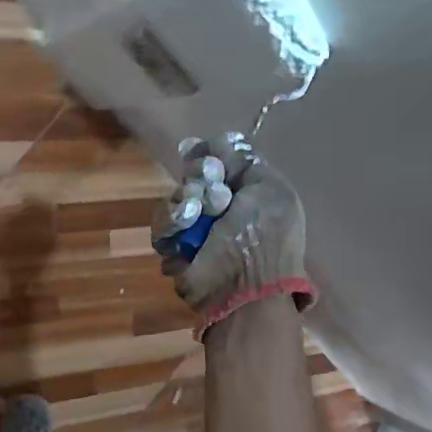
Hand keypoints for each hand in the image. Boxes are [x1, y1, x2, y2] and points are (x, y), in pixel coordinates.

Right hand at [152, 133, 314, 334]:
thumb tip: (219, 143)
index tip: (209, 156)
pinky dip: (170, 225)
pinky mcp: (175, 248)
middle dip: (198, 179)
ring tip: (194, 217)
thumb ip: (246, 163)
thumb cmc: (263, 238)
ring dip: (184, 203)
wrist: (242, 288)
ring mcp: (197, 229)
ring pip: (176, 198)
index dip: (212, 155)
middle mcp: (222, 208)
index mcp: (250, 193)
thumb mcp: (269, 189)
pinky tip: (183, 232)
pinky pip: (162, 224)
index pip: (220, 161)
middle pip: (194, 175)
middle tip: (209, 193)